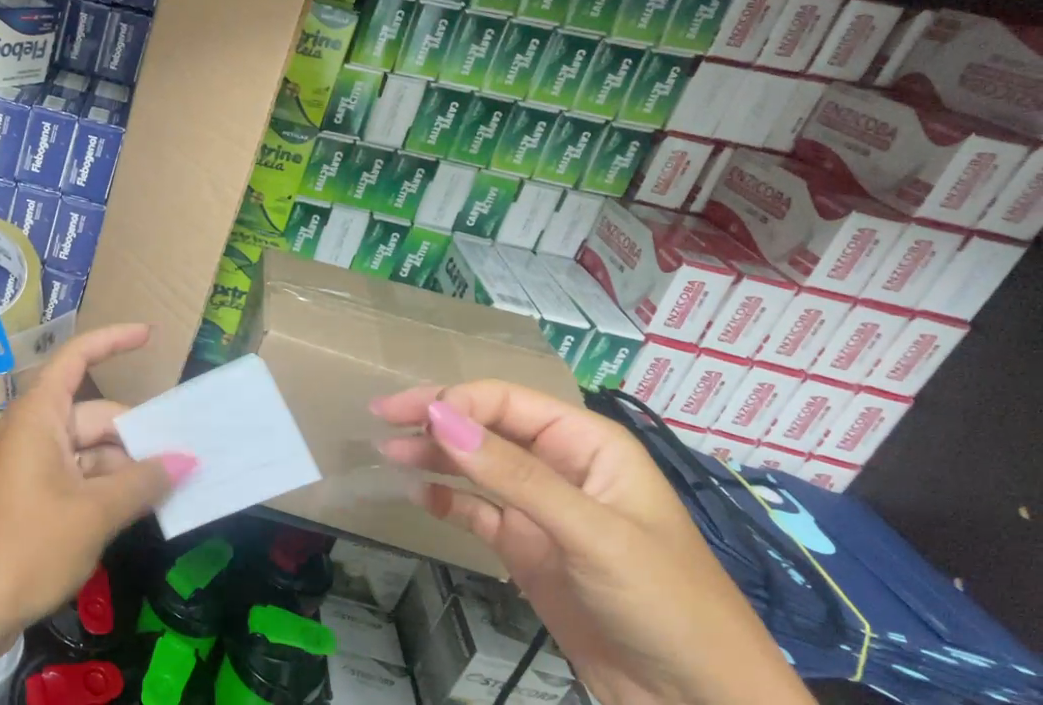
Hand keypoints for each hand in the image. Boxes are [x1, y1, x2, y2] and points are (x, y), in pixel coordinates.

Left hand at [0, 324, 193, 704]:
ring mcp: (29, 465)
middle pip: (93, 414)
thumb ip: (143, 482)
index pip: (76, 358)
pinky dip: (106, 487)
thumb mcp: (94, 514)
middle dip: (136, 432)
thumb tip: (186, 460)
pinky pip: (76, 476)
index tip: (150, 334)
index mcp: (39, 415)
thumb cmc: (28, 546)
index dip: (113, 340)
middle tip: (187, 454)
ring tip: (173, 486)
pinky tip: (139, 508)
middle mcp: (33, 430)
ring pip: (88, 450)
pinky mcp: (30, 497)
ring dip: (125, 466)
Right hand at [372, 381, 811, 704]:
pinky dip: (446, 499)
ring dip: (433, 456)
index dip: (457, 401)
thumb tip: (439, 417)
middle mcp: (561, 466)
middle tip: (380, 419)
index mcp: (589, 445)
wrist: (698, 701)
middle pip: (486, 427)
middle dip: (436, 419)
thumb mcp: (590, 533)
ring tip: (386, 454)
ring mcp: (542, 509)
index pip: (508, 402)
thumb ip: (513, 475)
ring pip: (476, 466)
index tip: (409, 417)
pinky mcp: (527, 549)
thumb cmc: (664, 602)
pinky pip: (477, 511)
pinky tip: (418, 494)